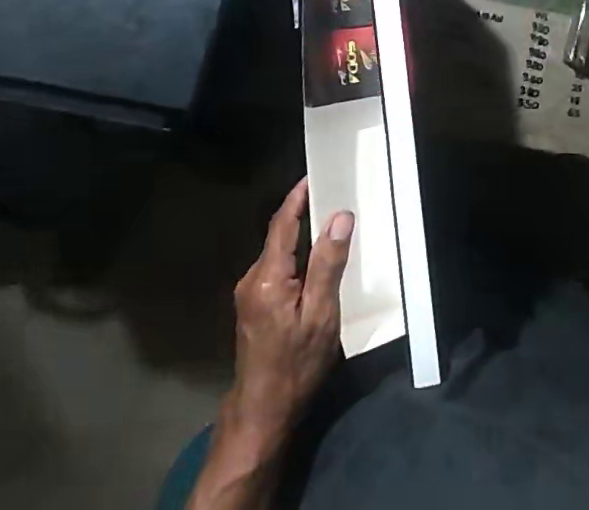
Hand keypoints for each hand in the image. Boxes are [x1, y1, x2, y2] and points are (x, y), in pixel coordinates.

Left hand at [224, 179, 353, 441]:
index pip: (282, 224)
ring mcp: (248, 293)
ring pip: (277, 253)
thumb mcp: (321, 315)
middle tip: (331, 196)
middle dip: (302, 214)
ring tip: (329, 225)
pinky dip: (296, 257)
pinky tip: (315, 263)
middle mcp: (251, 278)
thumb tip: (340, 217)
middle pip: (278, 236)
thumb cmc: (296, 364)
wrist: (262, 411)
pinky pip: (276, 269)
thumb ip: (328, 264)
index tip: (312, 176)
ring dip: (300, 236)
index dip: (297, 198)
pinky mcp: (252, 306)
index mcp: (266, 276)